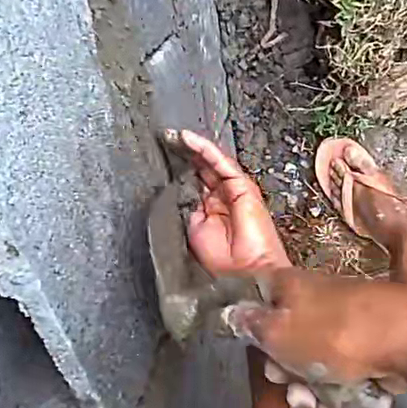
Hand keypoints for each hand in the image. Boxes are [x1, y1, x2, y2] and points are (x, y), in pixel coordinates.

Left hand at [167, 129, 290, 274]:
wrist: (246, 272)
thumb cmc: (224, 262)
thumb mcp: (195, 232)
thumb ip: (189, 209)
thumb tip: (181, 191)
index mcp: (210, 210)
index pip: (194, 182)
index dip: (178, 169)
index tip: (160, 157)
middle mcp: (222, 197)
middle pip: (202, 168)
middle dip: (183, 154)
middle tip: (164, 139)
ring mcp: (233, 190)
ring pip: (211, 162)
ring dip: (192, 147)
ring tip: (172, 135)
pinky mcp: (243, 186)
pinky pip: (221, 163)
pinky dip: (205, 149)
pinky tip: (188, 139)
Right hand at [226, 268, 406, 386]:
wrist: (405, 343)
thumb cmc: (332, 333)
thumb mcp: (278, 331)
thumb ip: (251, 324)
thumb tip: (231, 312)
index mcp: (292, 287)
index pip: (259, 297)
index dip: (250, 327)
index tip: (252, 351)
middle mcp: (318, 303)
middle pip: (288, 340)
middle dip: (285, 373)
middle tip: (287, 387)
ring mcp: (345, 328)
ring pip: (316, 364)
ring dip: (311, 393)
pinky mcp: (369, 352)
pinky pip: (343, 377)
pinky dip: (338, 397)